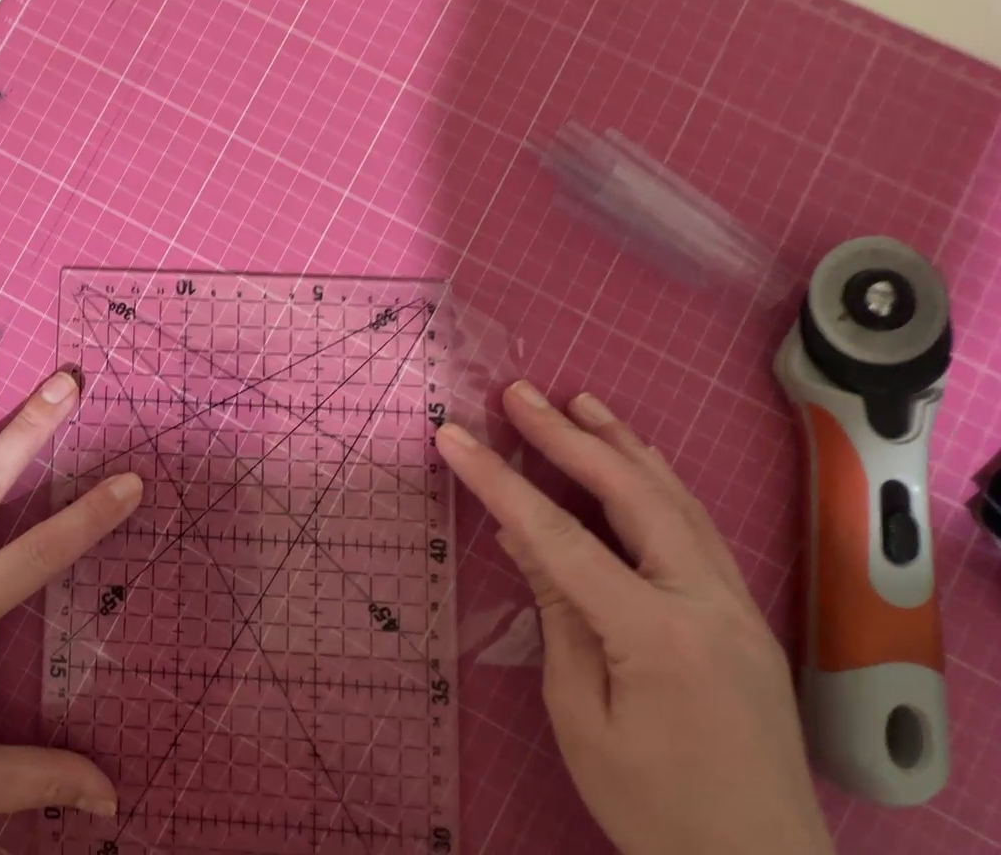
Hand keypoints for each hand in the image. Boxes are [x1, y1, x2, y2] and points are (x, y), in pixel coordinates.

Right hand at [438, 382, 831, 854]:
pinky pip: (695, 528)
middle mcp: (707, 601)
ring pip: (676, 502)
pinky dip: (656, 482)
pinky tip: (633, 462)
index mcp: (657, 632)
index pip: (560, 535)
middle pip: (632, 495)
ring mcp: (736, 604)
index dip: (499, 479)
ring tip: (579, 403)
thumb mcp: (582, 712)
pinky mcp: (742, 614)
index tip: (452, 436)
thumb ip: (559, 614)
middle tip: (518, 394)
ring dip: (622, 446)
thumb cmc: (651, 802)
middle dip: (569, 438)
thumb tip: (522, 535)